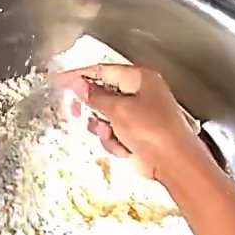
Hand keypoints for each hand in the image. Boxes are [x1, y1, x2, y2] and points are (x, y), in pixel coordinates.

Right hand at [49, 64, 213, 182]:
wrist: (174, 164)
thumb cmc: (153, 131)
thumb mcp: (118, 110)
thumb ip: (94, 96)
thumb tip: (78, 85)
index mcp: (140, 78)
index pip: (102, 71)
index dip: (79, 75)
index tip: (59, 79)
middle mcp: (142, 93)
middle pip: (104, 94)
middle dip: (91, 106)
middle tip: (75, 111)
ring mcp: (141, 114)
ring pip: (107, 116)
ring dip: (104, 127)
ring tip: (110, 134)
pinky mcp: (139, 134)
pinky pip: (116, 132)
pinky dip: (115, 140)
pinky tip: (123, 147)